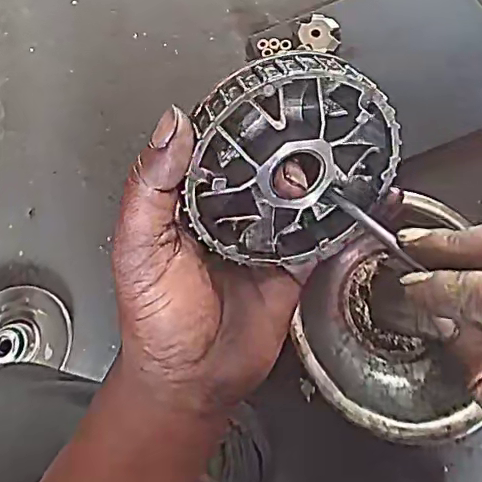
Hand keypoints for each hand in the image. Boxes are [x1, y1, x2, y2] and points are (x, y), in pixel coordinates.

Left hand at [110, 106, 301, 420]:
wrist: (193, 380)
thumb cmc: (155, 320)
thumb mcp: (139, 247)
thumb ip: (150, 187)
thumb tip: (171, 127)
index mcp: (188, 201)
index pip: (212, 148)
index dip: (230, 124)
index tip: (252, 101)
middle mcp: (228, 212)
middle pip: (260, 167)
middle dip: (280, 148)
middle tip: (301, 127)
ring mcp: (263, 237)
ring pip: (293, 195)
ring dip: (310, 178)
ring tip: (326, 158)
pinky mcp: (293, 263)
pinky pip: (317, 234)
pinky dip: (331, 219)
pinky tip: (342, 201)